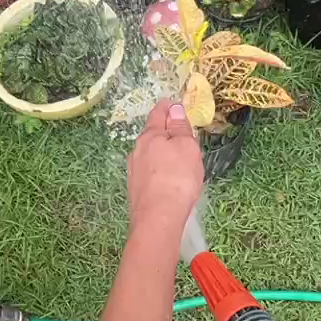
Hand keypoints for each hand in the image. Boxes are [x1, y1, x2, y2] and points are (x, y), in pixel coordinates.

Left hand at [125, 100, 203, 236]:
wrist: (158, 218)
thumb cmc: (177, 178)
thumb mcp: (186, 147)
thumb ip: (180, 128)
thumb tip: (174, 109)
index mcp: (149, 136)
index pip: (157, 114)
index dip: (167, 107)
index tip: (173, 103)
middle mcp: (137, 150)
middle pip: (151, 134)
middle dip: (164, 131)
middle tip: (179, 132)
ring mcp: (133, 170)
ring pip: (148, 153)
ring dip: (160, 151)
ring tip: (175, 157)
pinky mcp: (135, 189)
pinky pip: (148, 171)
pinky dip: (158, 169)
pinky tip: (166, 178)